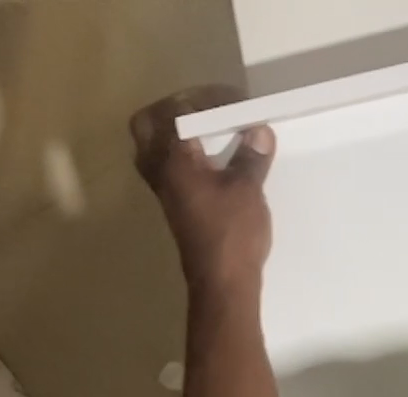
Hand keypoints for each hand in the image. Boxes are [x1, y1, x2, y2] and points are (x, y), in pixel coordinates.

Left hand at [131, 88, 276, 293]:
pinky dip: (187, 158)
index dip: (208, 100)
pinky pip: (171, 170)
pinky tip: (214, 164)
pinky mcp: (177, 210)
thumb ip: (252, 157)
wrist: (223, 285)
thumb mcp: (248, 190)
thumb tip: (259, 131)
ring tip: (211, 135)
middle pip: (148, 126)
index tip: (238, 105)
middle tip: (207, 112)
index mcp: (173, 160)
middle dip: (175, 111)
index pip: (179, 111)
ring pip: (156, 150)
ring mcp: (166, 193)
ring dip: (179, 136)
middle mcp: (160, 172)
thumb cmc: (232, 234)